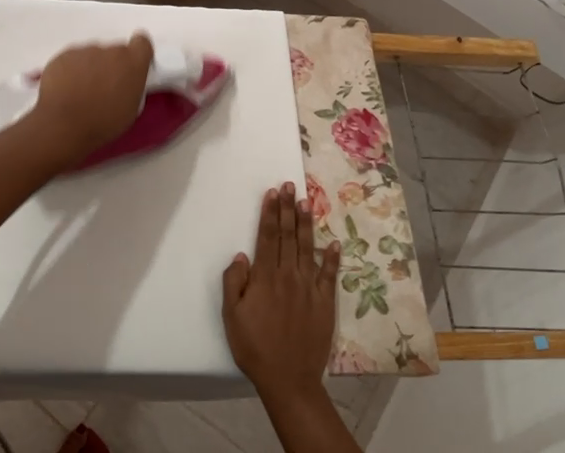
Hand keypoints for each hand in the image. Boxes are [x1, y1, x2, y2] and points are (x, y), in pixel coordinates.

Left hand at [28, 33, 153, 160]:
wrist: (64, 124)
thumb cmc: (103, 122)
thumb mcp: (131, 108)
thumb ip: (132, 85)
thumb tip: (124, 81)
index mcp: (132, 62)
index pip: (142, 43)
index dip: (137, 53)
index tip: (132, 67)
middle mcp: (109, 50)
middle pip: (114, 51)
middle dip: (111, 65)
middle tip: (104, 88)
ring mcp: (84, 50)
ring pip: (92, 55)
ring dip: (91, 68)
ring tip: (81, 92)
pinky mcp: (63, 56)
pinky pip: (72, 60)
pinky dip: (71, 71)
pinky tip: (66, 90)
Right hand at [221, 182, 339, 402]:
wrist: (288, 378)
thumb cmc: (253, 346)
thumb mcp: (231, 315)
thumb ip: (233, 282)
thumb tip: (241, 255)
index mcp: (264, 277)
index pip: (267, 236)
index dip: (269, 213)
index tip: (272, 192)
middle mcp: (288, 276)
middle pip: (288, 236)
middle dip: (287, 209)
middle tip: (289, 186)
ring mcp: (309, 288)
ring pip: (307, 248)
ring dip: (306, 224)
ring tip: (306, 202)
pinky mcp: (325, 304)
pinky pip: (328, 275)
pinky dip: (331, 258)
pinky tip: (334, 243)